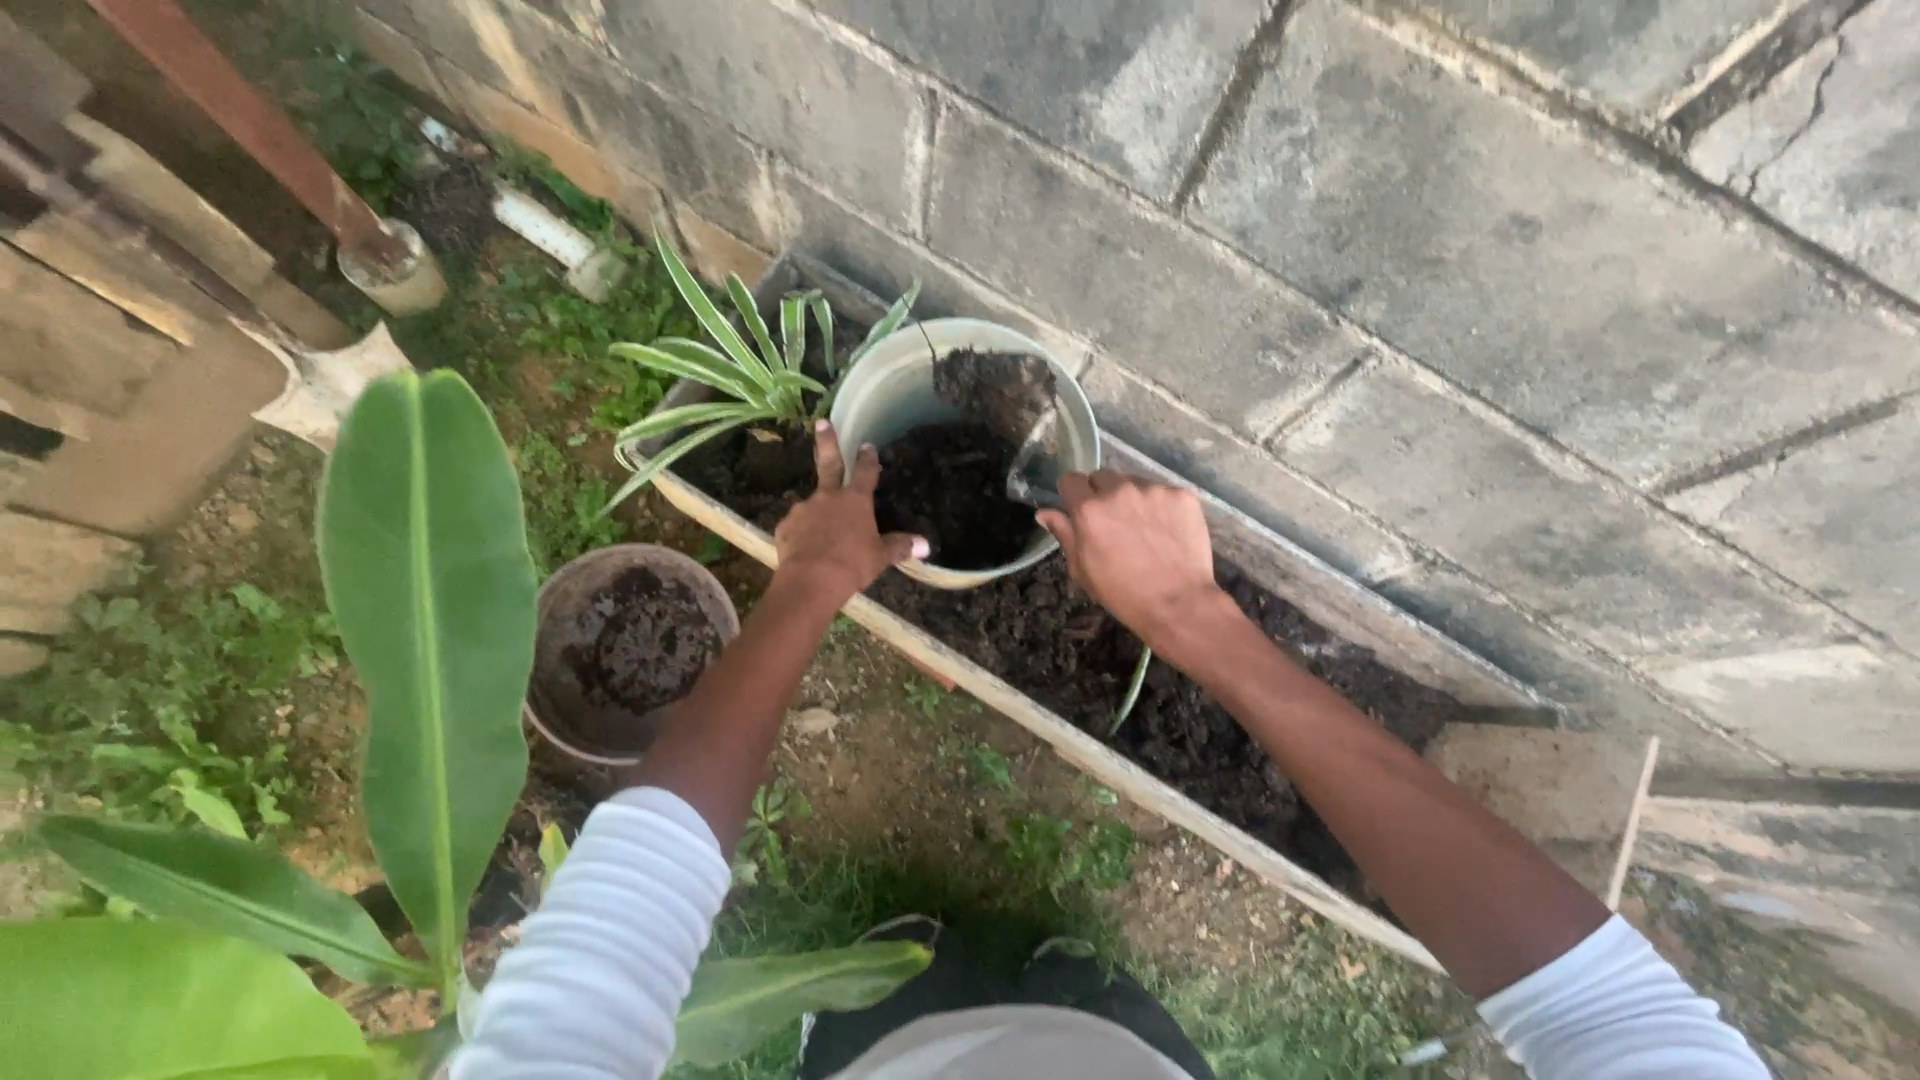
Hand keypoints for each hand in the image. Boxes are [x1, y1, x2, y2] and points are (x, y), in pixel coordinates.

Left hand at [772, 421, 927, 603]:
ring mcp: (804, 509)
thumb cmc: (852, 564)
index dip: (867, 458)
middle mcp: (828, 497)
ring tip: (818, 530)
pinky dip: (802, 533)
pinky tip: (804, 547)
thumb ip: (899, 547)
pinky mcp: (785, 526)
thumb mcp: (880, 557)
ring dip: (815, 510)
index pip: (865, 472)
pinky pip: (796, 526)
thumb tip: (925, 545)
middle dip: (827, 442)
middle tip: (822, 423)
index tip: (867, 445)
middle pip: (829, 463)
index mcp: (855, 500)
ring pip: (811, 503)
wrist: (811, 580)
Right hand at [1037, 470, 1232, 652]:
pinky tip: (1167, 530)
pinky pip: (1163, 492)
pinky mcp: (1182, 495)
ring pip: (1134, 482)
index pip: (1071, 480)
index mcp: (1089, 509)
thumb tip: (1044, 513)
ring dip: (1132, 498)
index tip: (1080, 509)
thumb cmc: (1122, 593)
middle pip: (1102, 477)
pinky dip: (1162, 506)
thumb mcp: (1082, 570)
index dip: (1073, 494)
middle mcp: (1119, 490)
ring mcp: (1153, 490)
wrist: (1178, 603)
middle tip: (1113, 522)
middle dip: (1102, 494)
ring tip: (1144, 528)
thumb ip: (1064, 534)